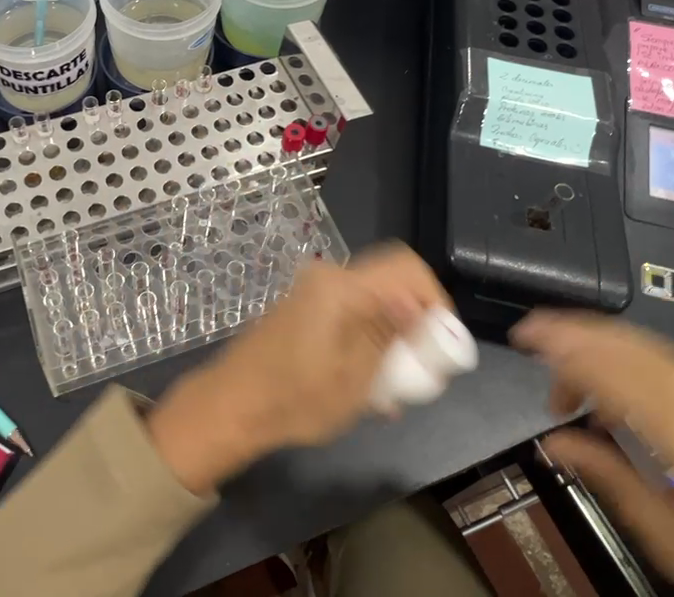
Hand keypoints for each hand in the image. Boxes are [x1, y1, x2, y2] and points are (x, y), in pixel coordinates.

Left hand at [147, 245, 446, 491]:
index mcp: (342, 287)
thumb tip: (419, 306)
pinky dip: (365, 339)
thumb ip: (391, 334)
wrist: (231, 406)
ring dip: (389, 335)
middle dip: (413, 320)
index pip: (406, 267)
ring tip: (397, 385)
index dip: (433, 298)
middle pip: (388, 282)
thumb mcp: (356, 376)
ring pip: (368, 301)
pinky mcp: (299, 311)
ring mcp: (309, 293)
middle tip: (423, 364)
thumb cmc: (296, 397)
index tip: (441, 340)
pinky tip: (368, 385)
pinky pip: (346, 313)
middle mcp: (326, 279)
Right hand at [511, 311, 673, 596]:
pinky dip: (629, 356)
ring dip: (603, 342)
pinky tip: (604, 378)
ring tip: (556, 357)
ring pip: (662, 353)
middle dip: (584, 335)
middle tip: (530, 339)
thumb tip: (555, 441)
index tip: (532, 342)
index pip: (640, 387)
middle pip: (649, 355)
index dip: (582, 355)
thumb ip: (618, 486)